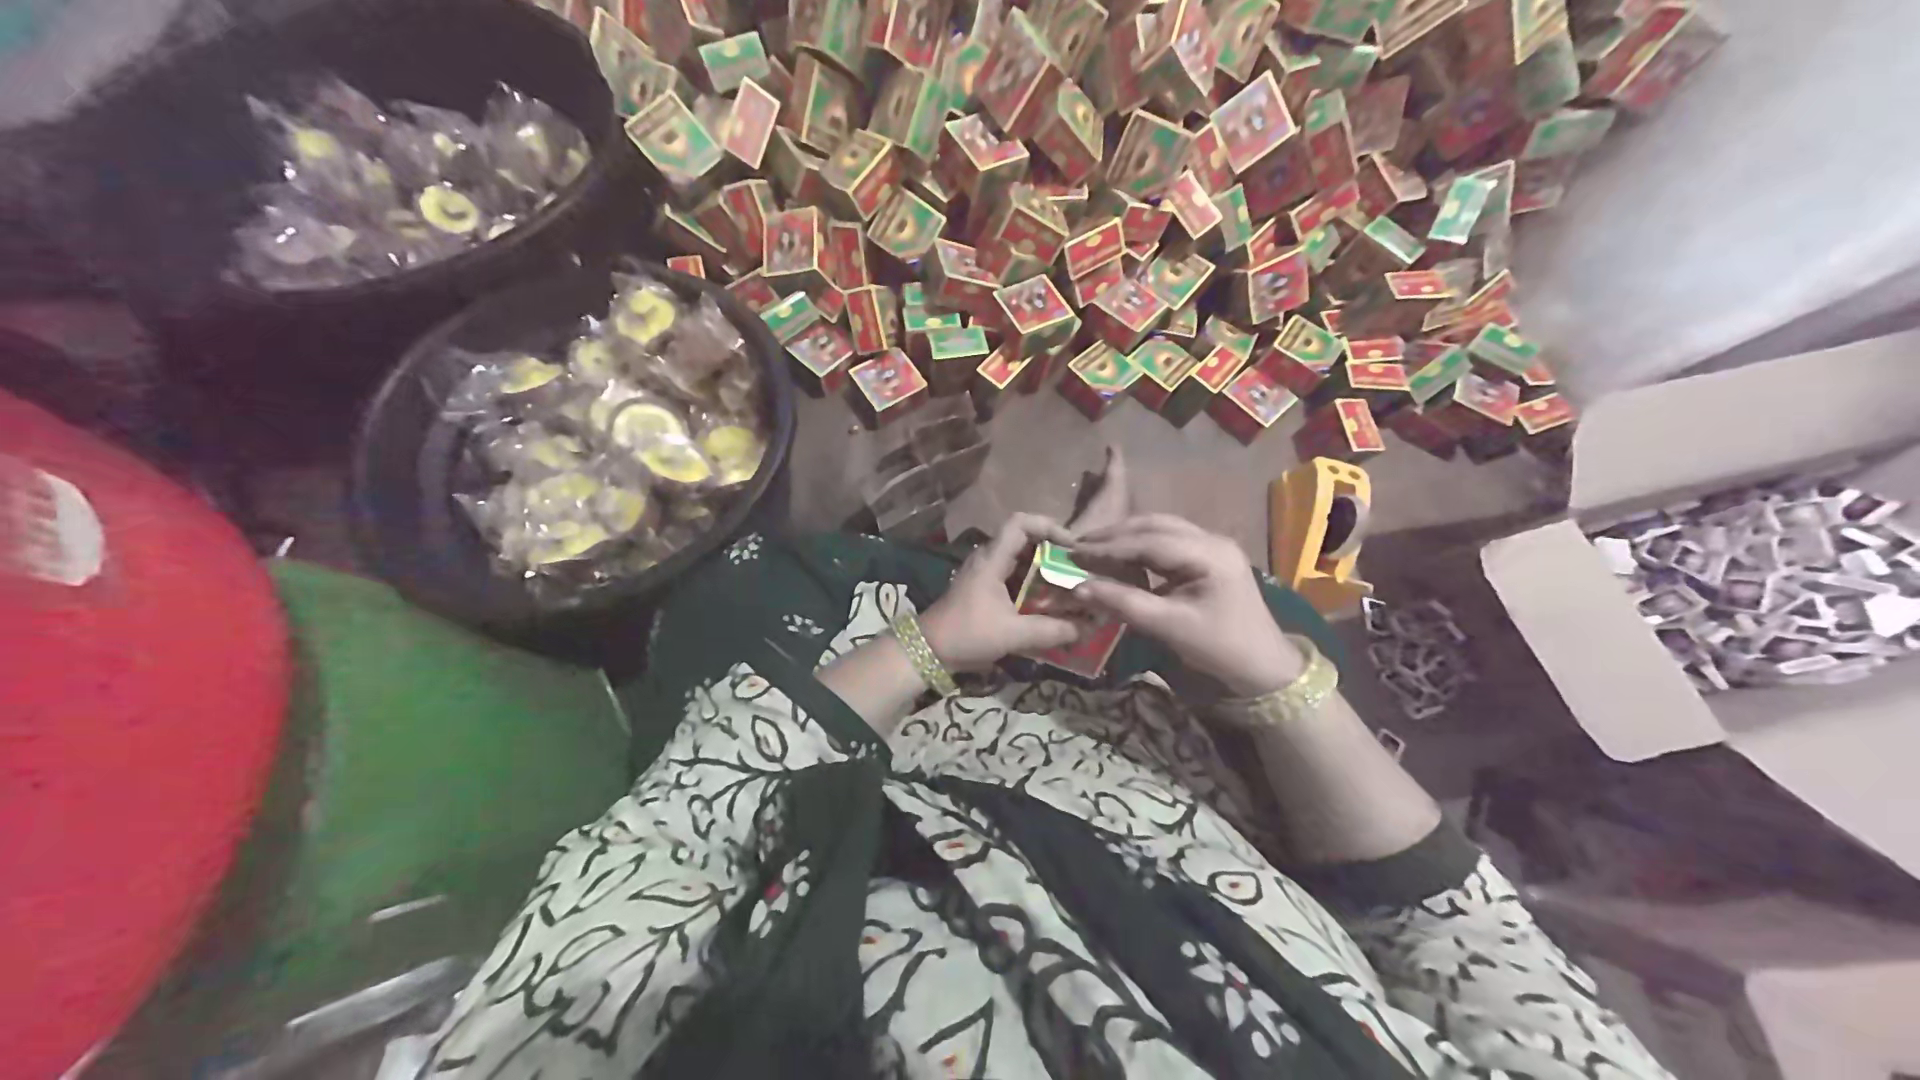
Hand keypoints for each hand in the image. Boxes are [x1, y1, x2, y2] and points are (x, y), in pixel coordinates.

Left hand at [919, 514, 1080, 672]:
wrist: (929, 650)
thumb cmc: (967, 634)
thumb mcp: (1012, 634)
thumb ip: (1050, 630)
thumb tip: (1084, 629)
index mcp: (992, 559)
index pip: (1020, 522)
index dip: (1048, 525)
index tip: (1071, 545)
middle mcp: (989, 559)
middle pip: (1025, 539)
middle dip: (1053, 550)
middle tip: (1077, 568)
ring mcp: (985, 574)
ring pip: (1021, 559)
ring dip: (1045, 568)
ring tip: (1070, 584)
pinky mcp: (985, 589)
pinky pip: (1014, 576)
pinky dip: (1034, 583)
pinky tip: (1050, 602)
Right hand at [1073, 515, 1304, 696]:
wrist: (1264, 669)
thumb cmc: (1219, 648)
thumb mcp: (1169, 627)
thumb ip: (1123, 603)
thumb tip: (1078, 588)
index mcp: (1209, 553)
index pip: (1149, 541)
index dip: (1109, 546)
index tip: (1074, 553)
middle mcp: (1212, 540)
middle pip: (1155, 526)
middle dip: (1114, 535)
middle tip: (1077, 546)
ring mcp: (1212, 547)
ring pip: (1161, 529)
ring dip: (1126, 537)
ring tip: (1093, 549)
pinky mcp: (1208, 558)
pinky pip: (1168, 542)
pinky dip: (1141, 546)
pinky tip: (1120, 557)